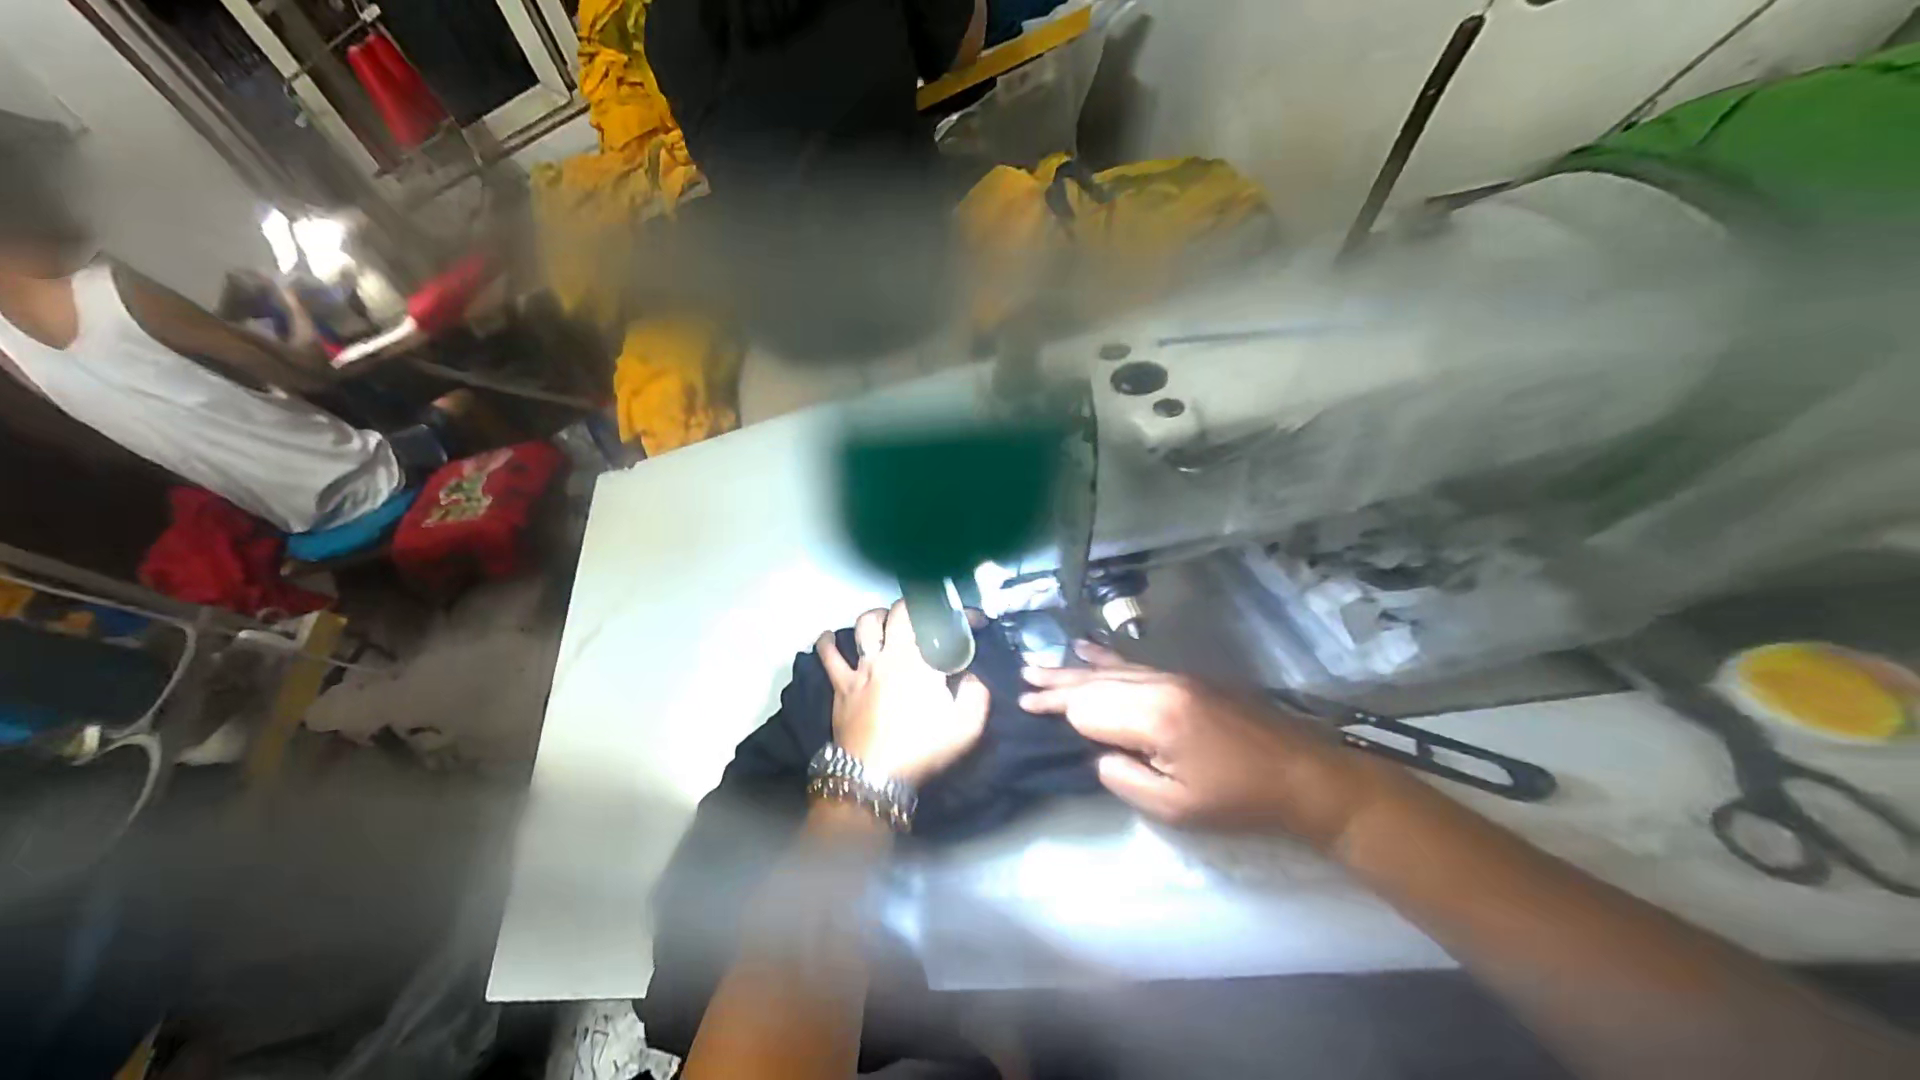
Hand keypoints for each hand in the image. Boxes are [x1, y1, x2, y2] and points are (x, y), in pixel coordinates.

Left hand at [816, 601, 989, 786]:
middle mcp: (890, 655)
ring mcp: (862, 668)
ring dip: (876, 616)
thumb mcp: (965, 728)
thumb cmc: (920, 750)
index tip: (974, 620)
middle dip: (914, 606)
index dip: (960, 615)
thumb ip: (976, 696)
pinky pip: (829, 656)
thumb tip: (971, 676)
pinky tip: (829, 636)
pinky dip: (827, 642)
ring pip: (864, 625)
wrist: (873, 776)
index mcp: (921, 662)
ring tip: (883, 620)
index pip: (940, 624)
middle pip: (898, 613)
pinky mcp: (841, 685)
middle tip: (924, 614)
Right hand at [1019, 642, 1407, 850]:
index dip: (1054, 709)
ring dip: (1073, 668)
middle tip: (1020, 681)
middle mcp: (1157, 686)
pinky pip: (1135, 663)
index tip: (1023, 706)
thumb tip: (1098, 754)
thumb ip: (1123, 777)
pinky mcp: (1185, 677)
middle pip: (1094, 682)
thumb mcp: (1174, 807)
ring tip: (1038, 664)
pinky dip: (1106, 657)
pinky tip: (1086, 648)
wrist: (1301, 774)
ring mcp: (1172, 676)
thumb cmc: (1237, 799)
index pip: (1087, 710)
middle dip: (1056, 684)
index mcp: (1153, 717)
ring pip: (1110, 669)